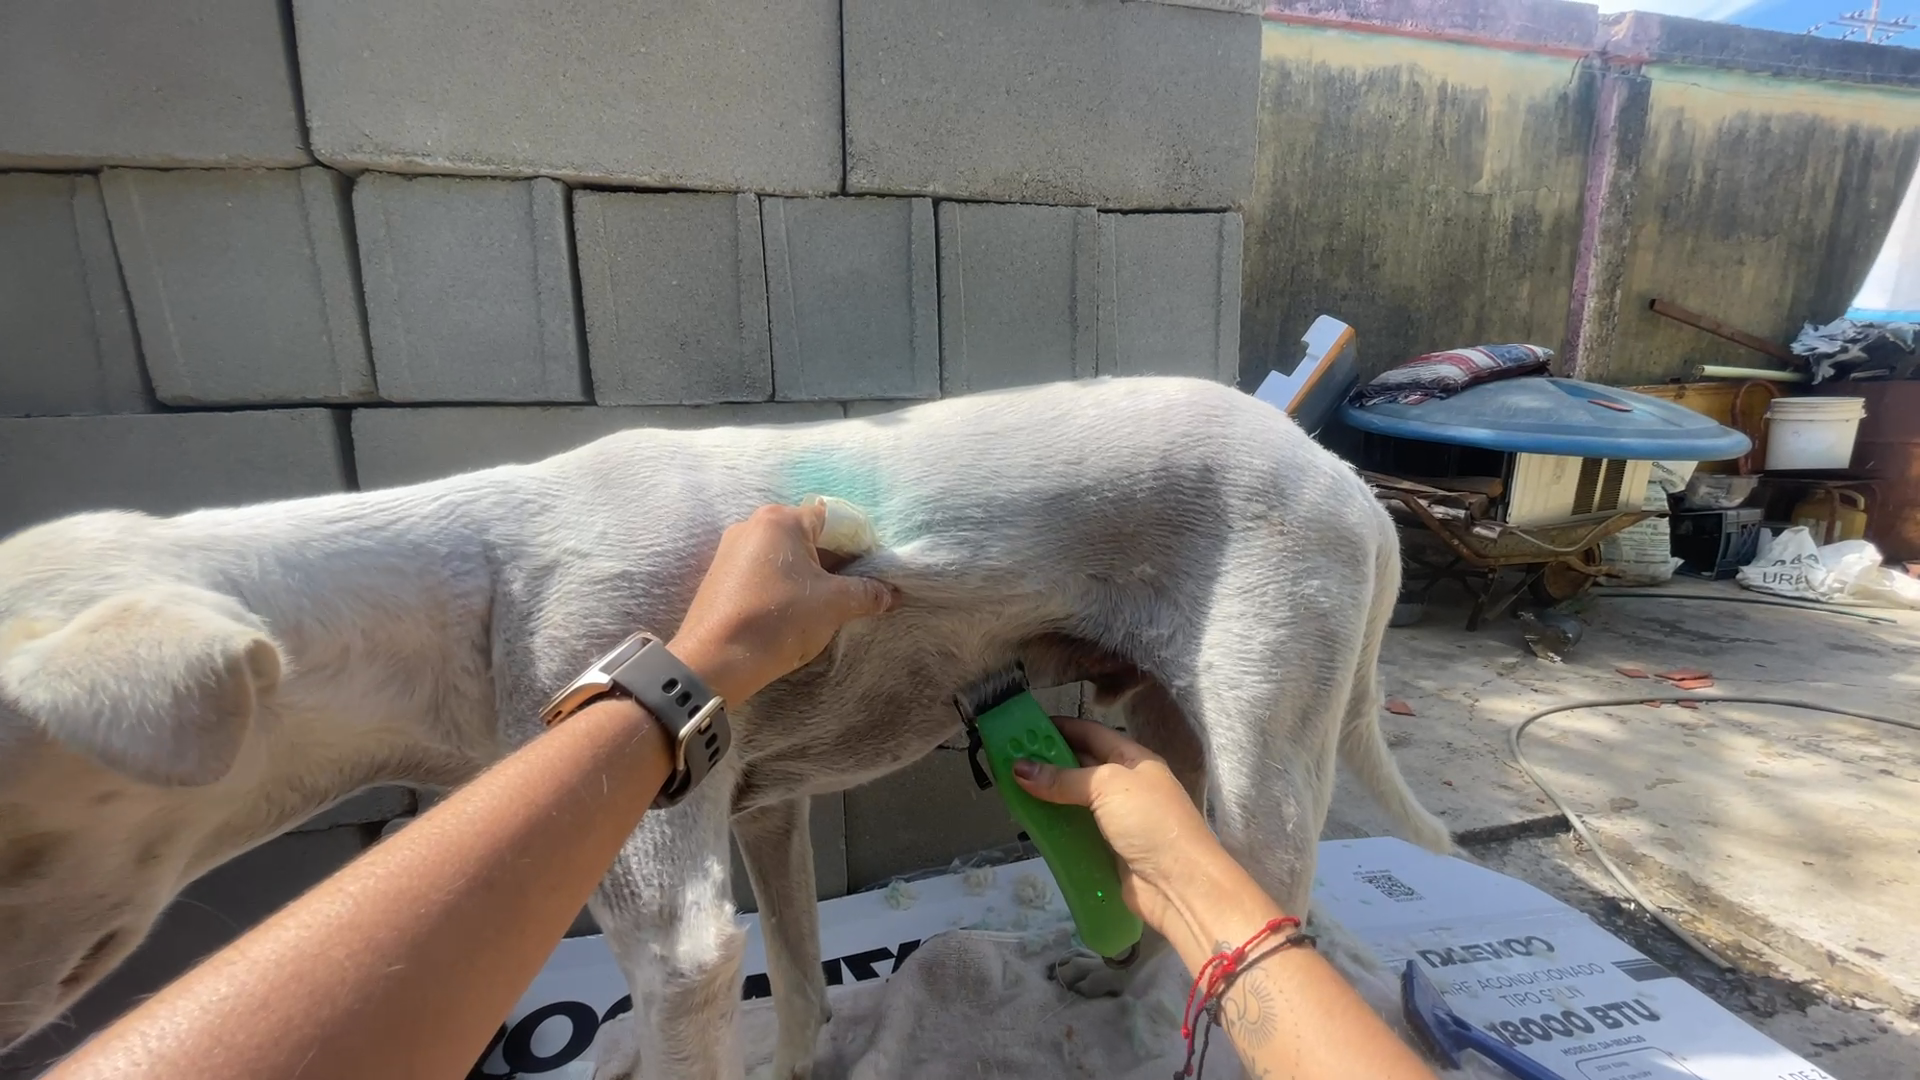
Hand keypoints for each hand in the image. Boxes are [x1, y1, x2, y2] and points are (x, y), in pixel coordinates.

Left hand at [667, 502, 896, 704]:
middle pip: (809, 536)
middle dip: (836, 562)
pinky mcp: (720, 576)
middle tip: (853, 591)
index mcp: (781, 520)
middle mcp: (753, 525)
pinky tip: (794, 612)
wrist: (714, 663)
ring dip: (811, 575)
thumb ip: (867, 592)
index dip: (859, 544)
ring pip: (786, 555)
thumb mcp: (834, 605)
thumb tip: (891, 594)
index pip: (835, 519)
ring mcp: (732, 550)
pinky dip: (786, 585)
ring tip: (825, 605)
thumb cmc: (779, 621)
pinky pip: (765, 571)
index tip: (871, 573)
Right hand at [1011, 717, 1233, 938]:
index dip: (1061, 727)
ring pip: (1074, 800)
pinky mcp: (1107, 849)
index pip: (1091, 733)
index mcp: (1133, 759)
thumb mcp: (1106, 787)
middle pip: (1080, 766)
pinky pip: (1074, 830)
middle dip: (1047, 761)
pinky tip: (1029, 823)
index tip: (1026, 726)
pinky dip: (1053, 825)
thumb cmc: (1150, 822)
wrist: (1181, 886)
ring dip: (1046, 795)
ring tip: (1011, 789)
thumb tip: (1019, 769)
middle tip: (1009, 757)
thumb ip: (1062, 778)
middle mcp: (1125, 785)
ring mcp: (1116, 819)